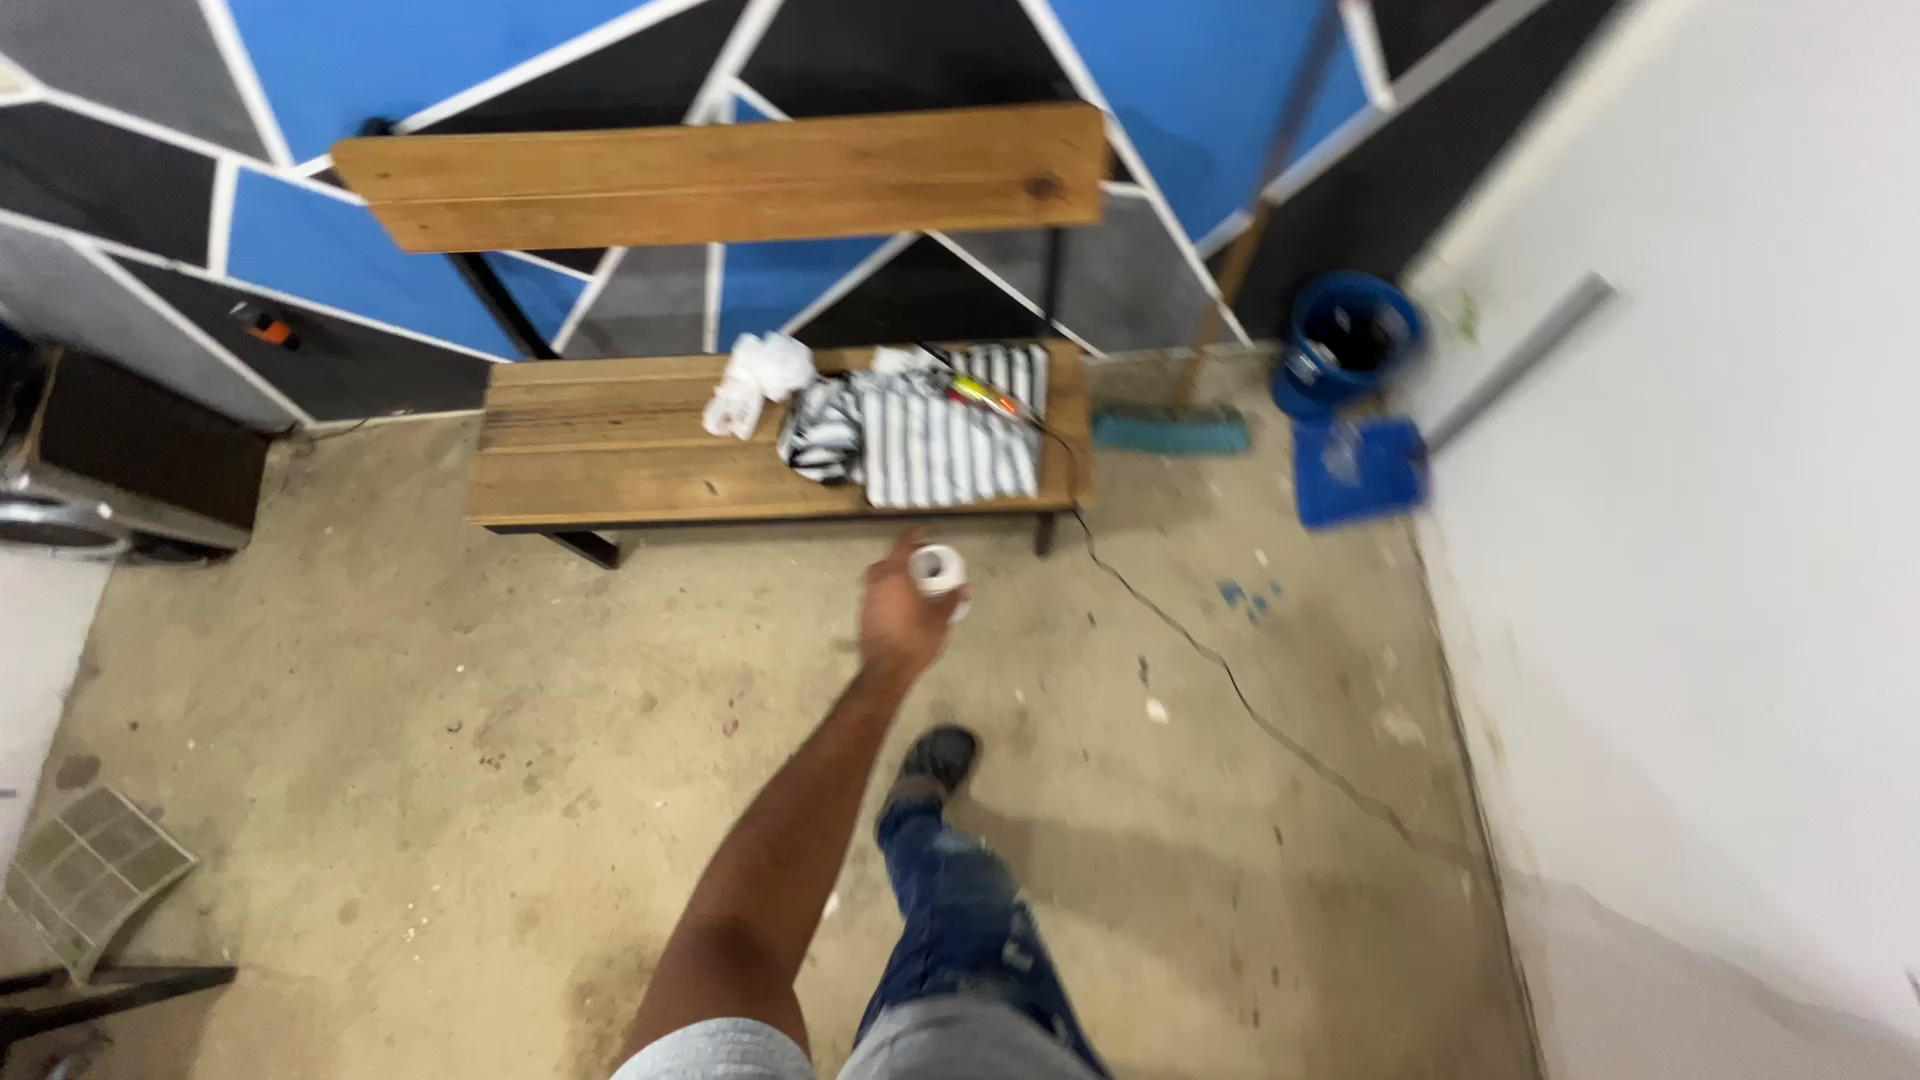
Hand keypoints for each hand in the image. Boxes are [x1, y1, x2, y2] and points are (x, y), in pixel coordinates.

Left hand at [860, 529, 966, 678]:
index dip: (914, 534)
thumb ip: (950, 600)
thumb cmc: (915, 640)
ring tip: (914, 582)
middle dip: (906, 555)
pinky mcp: (863, 612)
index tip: (925, 532)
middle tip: (923, 561)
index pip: (902, 544)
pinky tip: (903, 601)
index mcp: (895, 575)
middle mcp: (877, 581)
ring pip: (880, 575)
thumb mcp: (940, 620)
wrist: (885, 670)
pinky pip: (876, 591)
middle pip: (889, 558)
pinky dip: (889, 588)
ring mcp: (867, 597)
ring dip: (896, 572)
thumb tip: (963, 588)